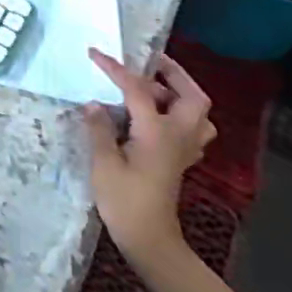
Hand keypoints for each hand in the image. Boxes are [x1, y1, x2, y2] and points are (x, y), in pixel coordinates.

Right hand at [84, 48, 215, 262]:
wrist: (149, 238)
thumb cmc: (124, 200)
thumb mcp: (104, 163)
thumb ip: (99, 129)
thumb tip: (93, 104)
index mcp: (157, 131)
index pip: (137, 89)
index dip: (116, 69)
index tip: (96, 54)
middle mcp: (178, 135)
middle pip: (192, 95)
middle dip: (173, 73)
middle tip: (148, 61)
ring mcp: (184, 149)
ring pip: (197, 112)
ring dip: (180, 94)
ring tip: (153, 88)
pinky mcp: (180, 160)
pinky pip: (191, 128)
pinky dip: (179, 114)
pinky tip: (156, 117)